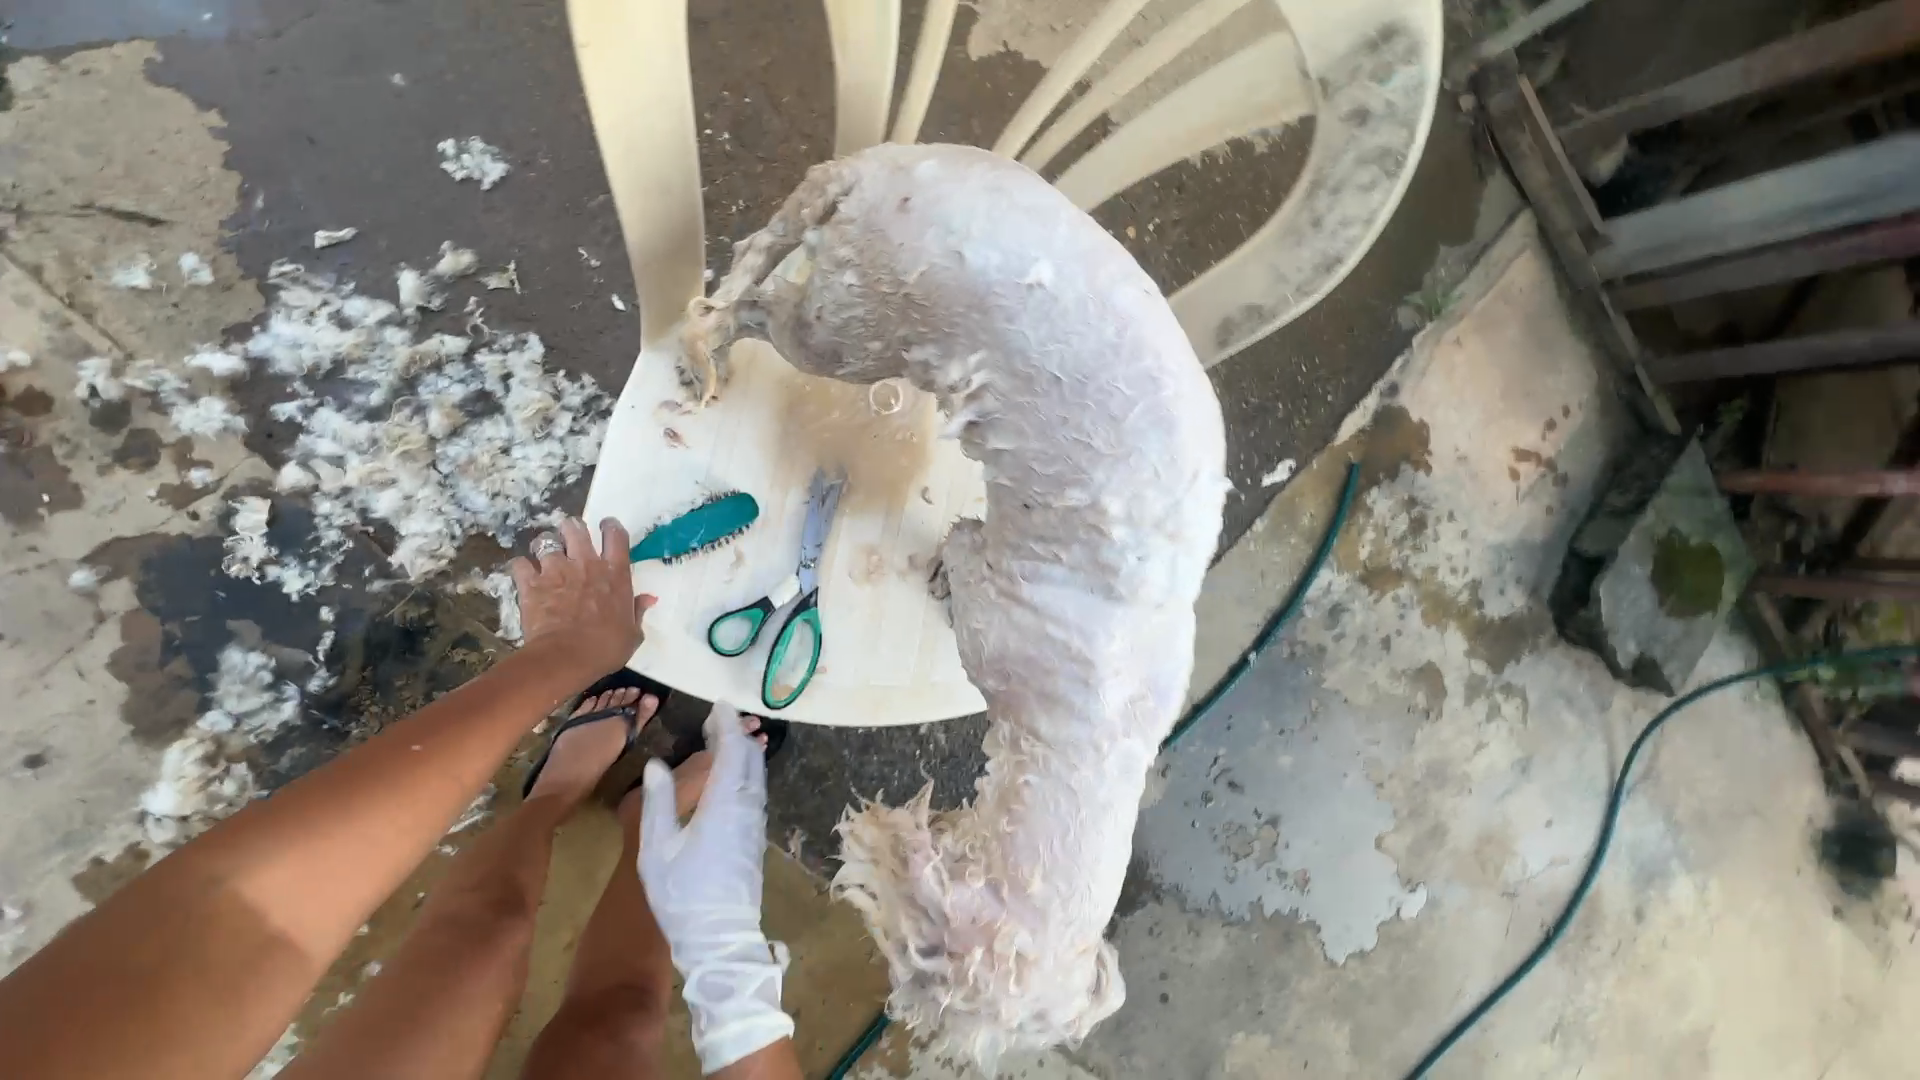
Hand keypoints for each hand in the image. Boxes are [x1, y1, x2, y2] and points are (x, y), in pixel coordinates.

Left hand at [508, 516, 655, 673]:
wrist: (566, 658)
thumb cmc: (606, 647)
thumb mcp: (632, 633)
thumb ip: (638, 611)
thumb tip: (649, 598)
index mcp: (615, 573)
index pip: (616, 535)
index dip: (611, 526)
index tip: (607, 528)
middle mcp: (586, 563)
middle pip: (576, 528)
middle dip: (572, 529)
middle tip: (571, 539)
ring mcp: (556, 570)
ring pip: (545, 540)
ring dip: (545, 546)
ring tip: (545, 555)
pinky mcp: (530, 583)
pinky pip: (520, 564)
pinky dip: (522, 567)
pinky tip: (525, 575)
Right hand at [639, 703, 792, 1073]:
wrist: (720, 937)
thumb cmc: (682, 895)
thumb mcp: (657, 849)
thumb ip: (657, 802)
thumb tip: (655, 762)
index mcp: (724, 803)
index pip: (733, 749)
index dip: (727, 724)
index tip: (719, 704)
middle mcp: (747, 805)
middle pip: (749, 757)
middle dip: (736, 732)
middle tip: (716, 718)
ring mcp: (755, 821)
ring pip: (755, 773)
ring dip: (742, 751)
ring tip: (720, 739)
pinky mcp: (756, 835)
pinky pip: (754, 789)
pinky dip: (744, 770)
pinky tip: (728, 773)